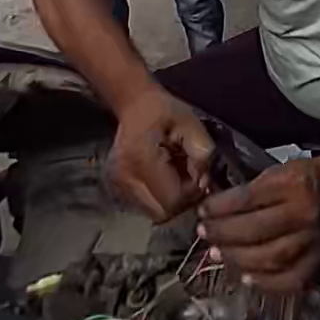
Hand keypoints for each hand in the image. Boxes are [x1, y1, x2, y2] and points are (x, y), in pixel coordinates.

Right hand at [105, 89, 214, 222]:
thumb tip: (203, 182)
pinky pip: (145, 207)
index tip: (196, 173)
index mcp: (140, 160)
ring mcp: (117, 185)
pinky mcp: (116, 189)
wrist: (135, 105)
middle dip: (181, 199)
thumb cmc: (165, 112)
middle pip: (162, 212)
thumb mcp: (191, 124)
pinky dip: (158, 198)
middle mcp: (123, 178)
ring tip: (174, 175)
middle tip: (188, 176)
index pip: (172, 200)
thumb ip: (202, 152)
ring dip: (170, 200)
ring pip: (154, 213)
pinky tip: (162, 178)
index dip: (191, 192)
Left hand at [198, 159, 319, 293]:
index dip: (221, 208)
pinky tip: (245, 278)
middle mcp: (304, 212)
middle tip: (204, 234)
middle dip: (224, 234)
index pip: (248, 198)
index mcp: (290, 184)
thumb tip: (213, 211)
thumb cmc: (299, 178)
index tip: (202, 212)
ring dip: (239, 259)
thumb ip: (247, 191)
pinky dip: (266, 283)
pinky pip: (291, 279)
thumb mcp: (273, 172)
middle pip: (257, 230)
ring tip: (218, 254)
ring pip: (271, 257)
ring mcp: (313, 240)